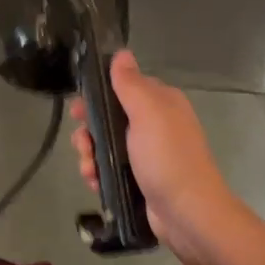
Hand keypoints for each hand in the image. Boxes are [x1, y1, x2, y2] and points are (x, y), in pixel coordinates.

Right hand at [71, 51, 234, 236]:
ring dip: (90, 156)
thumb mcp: (148, 114)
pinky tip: (95, 182)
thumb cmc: (167, 158)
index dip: (97, 98)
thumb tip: (121, 53)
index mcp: (160, 103)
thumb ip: (130, 84)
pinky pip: (109, 168)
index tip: (78, 111)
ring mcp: (146, 153)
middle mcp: (154, 125)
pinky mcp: (138, 177)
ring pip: (105, 146)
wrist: (185, 211)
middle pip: (108, 119)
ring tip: (89, 171)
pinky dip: (98, 174)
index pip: (122, 89)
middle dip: (89, 133)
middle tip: (84, 146)